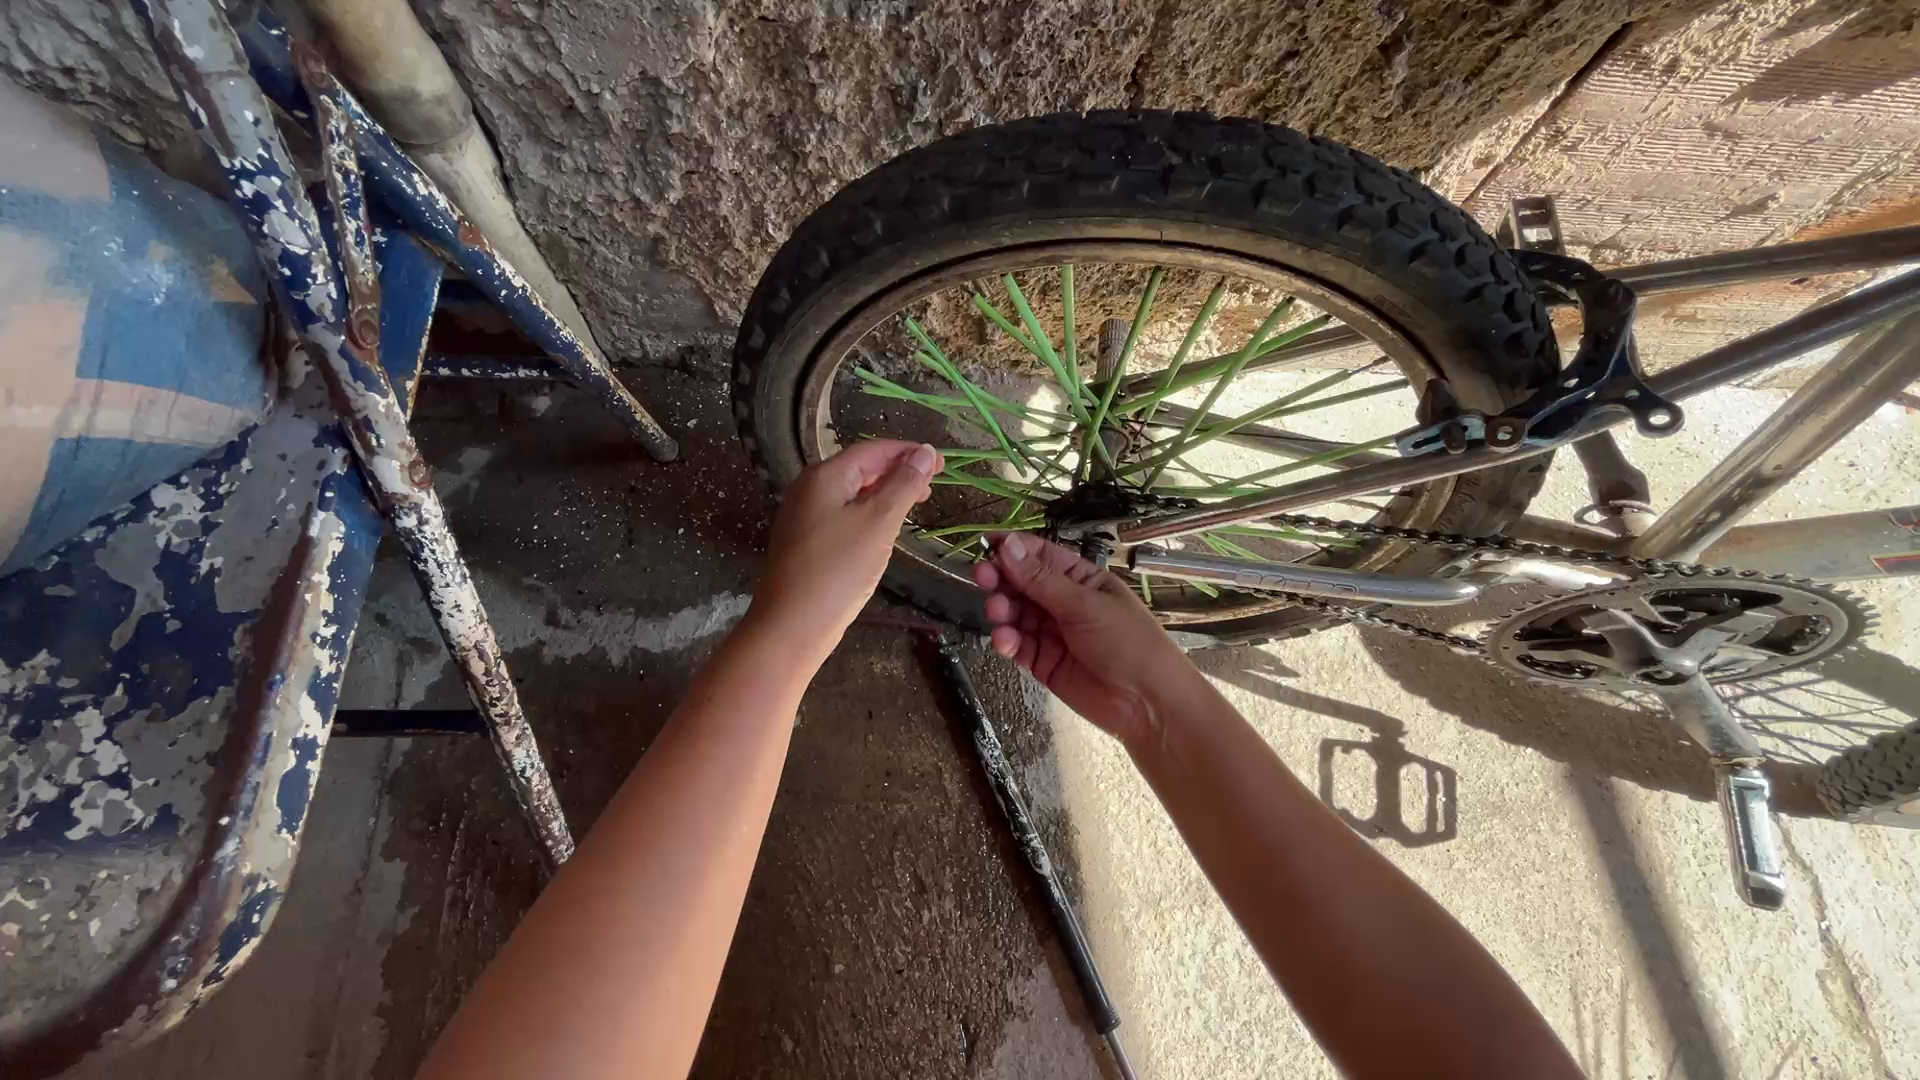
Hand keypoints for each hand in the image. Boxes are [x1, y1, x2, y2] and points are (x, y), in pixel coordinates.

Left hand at [754, 440, 941, 655]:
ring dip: (886, 492)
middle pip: (860, 469)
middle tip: (933, 481)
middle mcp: (809, 489)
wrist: (794, 623)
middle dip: (898, 471)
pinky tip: (885, 527)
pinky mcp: (807, 542)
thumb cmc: (838, 568)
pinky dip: (870, 513)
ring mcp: (804, 517)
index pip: (872, 450)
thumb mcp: (879, 522)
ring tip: (916, 501)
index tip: (939, 461)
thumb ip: (904, 484)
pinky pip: (843, 515)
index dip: (907, 452)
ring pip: (852, 493)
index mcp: (824, 476)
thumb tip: (924, 452)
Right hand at [971, 533, 1197, 745]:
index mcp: (1080, 579)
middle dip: (1001, 579)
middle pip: (1021, 583)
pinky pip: (1017, 645)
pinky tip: (1004, 641)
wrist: (1148, 704)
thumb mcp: (1085, 605)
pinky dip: (1007, 641)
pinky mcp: (1043, 662)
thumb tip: (1007, 545)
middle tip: (983, 577)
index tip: (985, 545)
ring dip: (1002, 610)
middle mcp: (1063, 602)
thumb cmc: (1128, 643)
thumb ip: (1041, 579)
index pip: (1040, 555)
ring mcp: (1052, 633)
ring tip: (998, 612)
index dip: (1012, 548)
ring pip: (1015, 614)